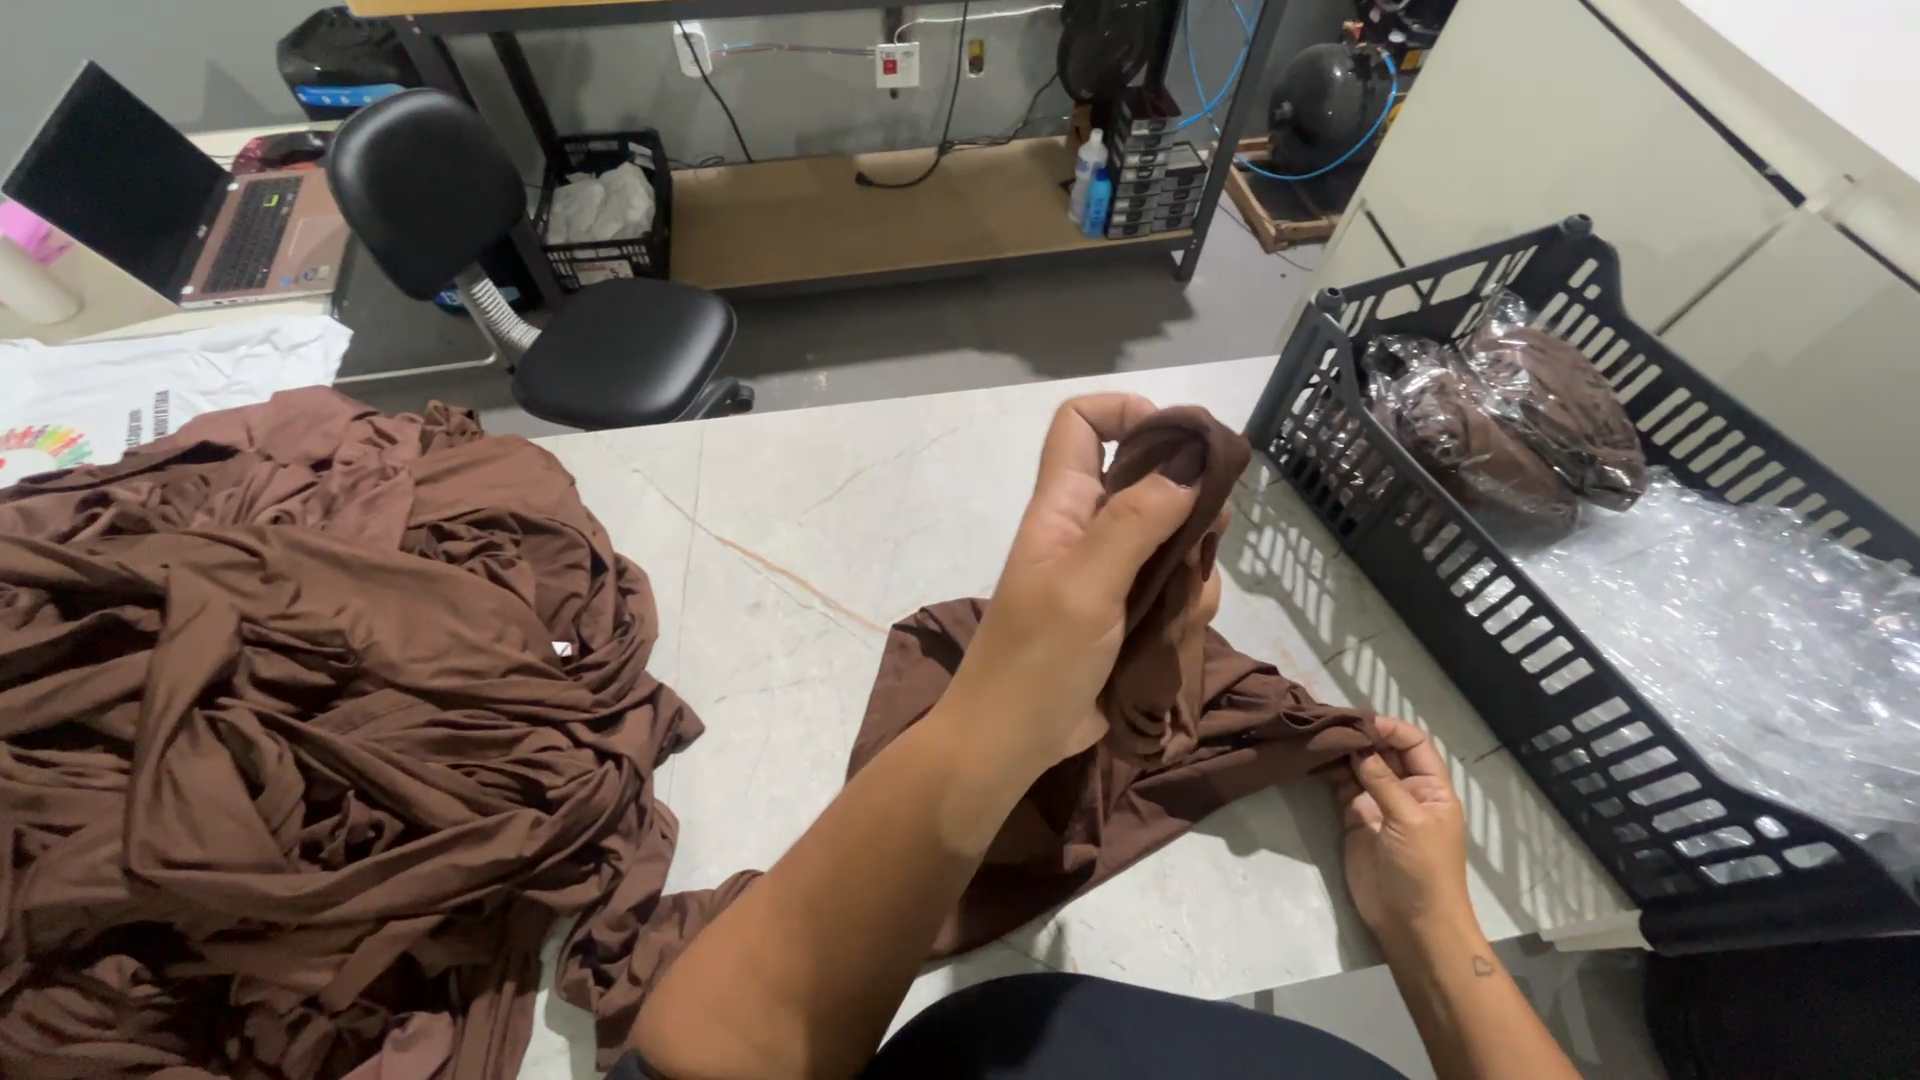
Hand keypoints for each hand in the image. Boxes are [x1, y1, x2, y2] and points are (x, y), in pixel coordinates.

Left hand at [943, 394, 1199, 774]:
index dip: (1127, 414)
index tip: (1181, 442)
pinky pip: (1174, 589)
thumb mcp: (1084, 585)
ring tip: (1181, 603)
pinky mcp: (1128, 614)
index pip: (1081, 424)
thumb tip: (1191, 462)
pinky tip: (1178, 633)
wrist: (1012, 742)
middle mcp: (1088, 529)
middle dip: (1188, 503)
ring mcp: (1110, 574)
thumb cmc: (1035, 660)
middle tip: (1209, 535)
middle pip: (1149, 480)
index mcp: (1062, 506)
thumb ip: (1135, 521)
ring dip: (1193, 565)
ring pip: (1174, 539)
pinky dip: (1186, 605)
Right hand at [1333, 717, 1476, 947]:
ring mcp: (1378, 803)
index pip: (1414, 744)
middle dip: (1359, 734)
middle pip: (1383, 751)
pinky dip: (1326, 771)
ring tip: (1313, 734)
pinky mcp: (1354, 817)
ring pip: (1358, 765)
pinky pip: (1340, 786)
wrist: (1412, 924)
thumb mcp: (1409, 820)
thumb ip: (1382, 780)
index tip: (1358, 721)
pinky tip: (1309, 758)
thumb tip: (1358, 744)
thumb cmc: (1424, 871)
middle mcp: (1406, 790)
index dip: (1390, 728)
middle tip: (1326, 720)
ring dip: (1339, 751)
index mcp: (1432, 788)